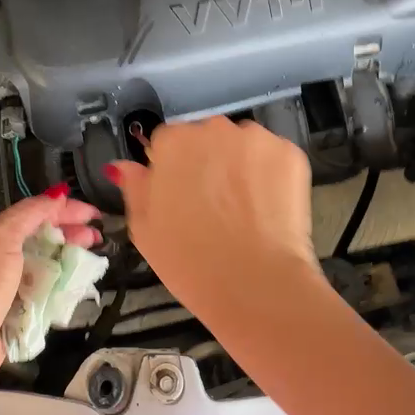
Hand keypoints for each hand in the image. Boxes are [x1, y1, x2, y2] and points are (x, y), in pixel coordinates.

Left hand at [0, 188, 101, 385]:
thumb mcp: (4, 238)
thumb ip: (30, 214)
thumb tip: (57, 194)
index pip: (37, 211)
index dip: (66, 209)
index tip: (94, 214)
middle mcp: (2, 255)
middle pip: (43, 237)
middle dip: (71, 233)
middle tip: (97, 238)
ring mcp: (10, 285)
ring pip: (46, 264)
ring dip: (69, 260)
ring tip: (91, 261)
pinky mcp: (17, 311)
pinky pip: (45, 291)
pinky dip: (61, 286)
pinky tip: (77, 286)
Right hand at [108, 117, 319, 318]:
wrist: (257, 286)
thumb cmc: (191, 262)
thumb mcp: (146, 230)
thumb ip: (135, 188)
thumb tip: (125, 165)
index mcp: (174, 142)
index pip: (167, 141)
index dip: (173, 169)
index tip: (181, 196)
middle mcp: (214, 128)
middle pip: (207, 137)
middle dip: (208, 162)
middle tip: (212, 206)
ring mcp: (256, 138)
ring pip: (242, 145)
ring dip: (240, 165)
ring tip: (244, 209)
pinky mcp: (290, 152)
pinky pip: (273, 157)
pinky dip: (271, 175)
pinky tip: (268, 208)